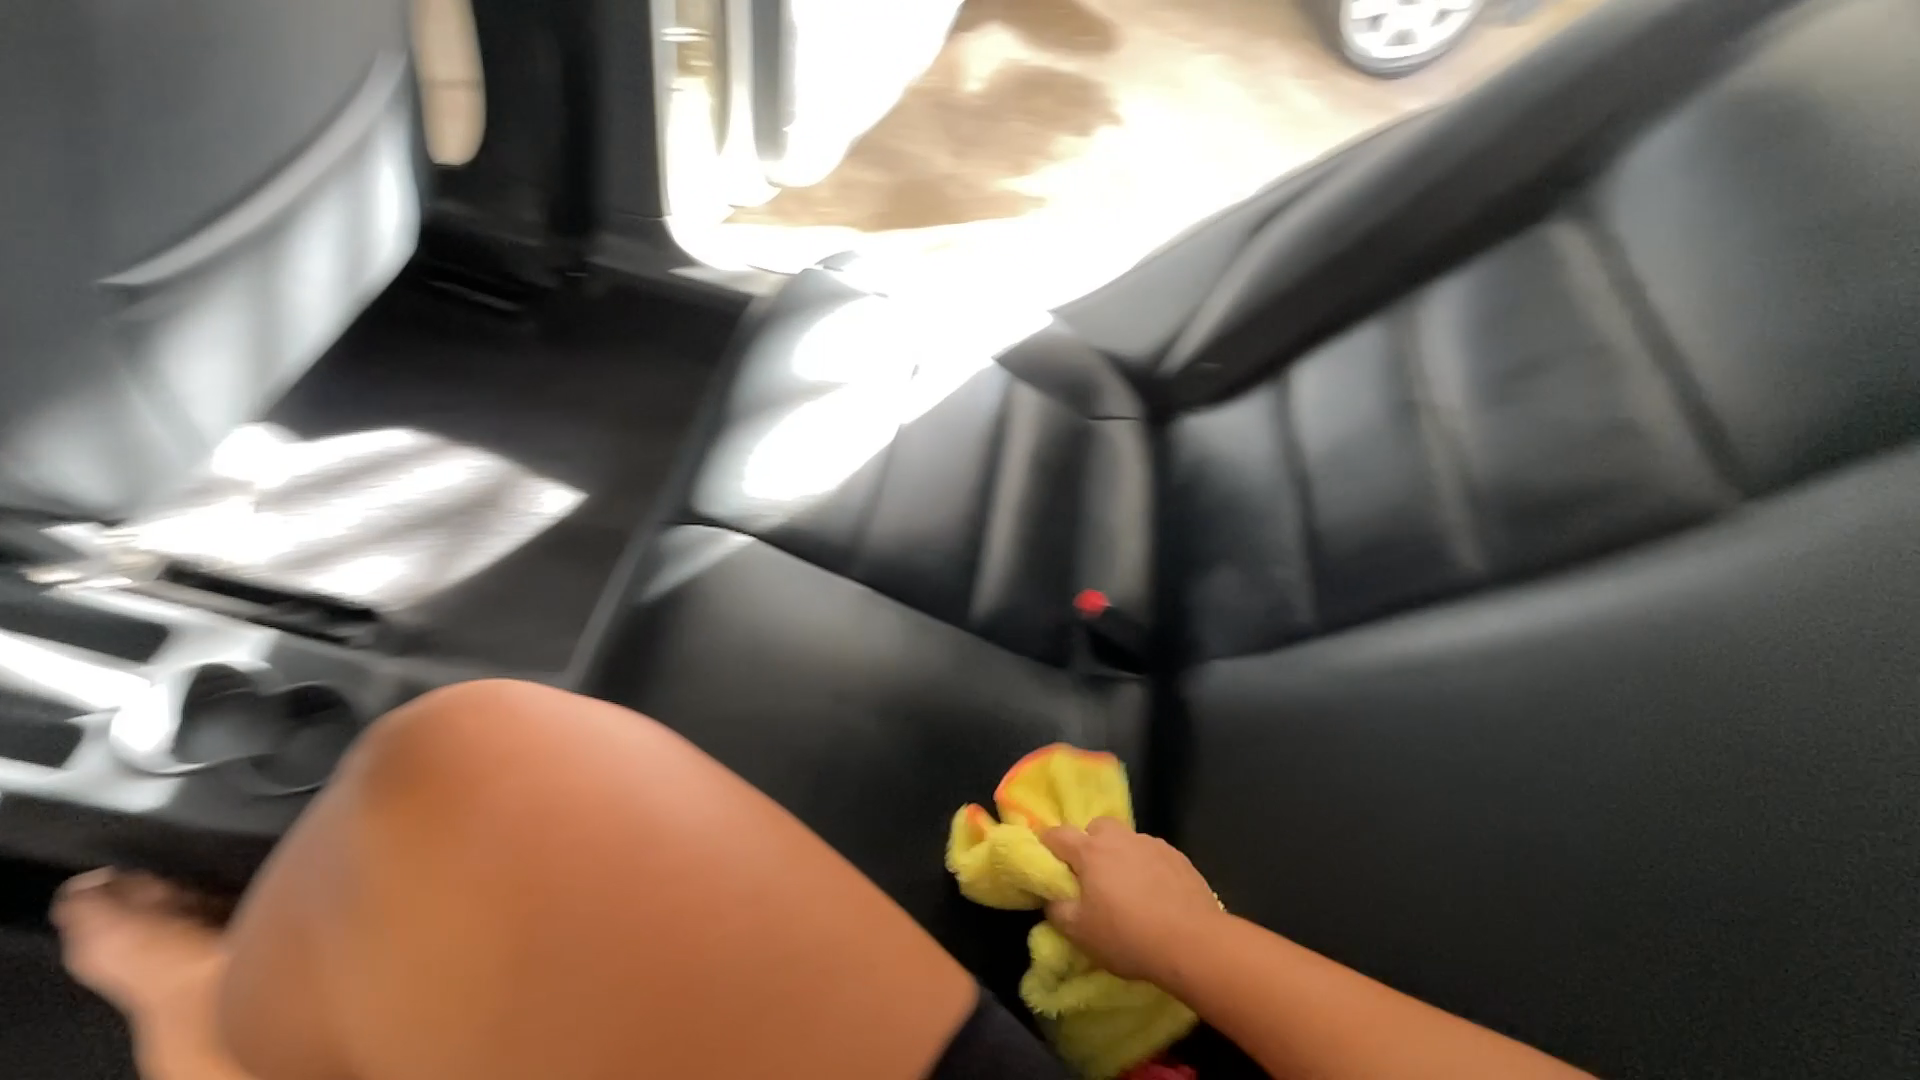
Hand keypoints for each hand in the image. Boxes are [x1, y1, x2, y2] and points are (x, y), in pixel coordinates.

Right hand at [1041, 818, 1220, 982]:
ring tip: (1127, 887)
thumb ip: (1058, 910)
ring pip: (1127, 839)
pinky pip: (1153, 854)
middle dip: (1089, 843)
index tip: (1048, 860)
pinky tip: (1154, 893)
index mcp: (1090, 852)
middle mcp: (1120, 839)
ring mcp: (1152, 845)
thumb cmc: (1127, 936)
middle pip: (1096, 827)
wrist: (1192, 942)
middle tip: (1091, 875)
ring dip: (1121, 854)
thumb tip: (1053, 898)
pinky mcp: (1178, 857)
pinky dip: (1147, 866)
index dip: (1048, 845)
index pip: (1059, 835)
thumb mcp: (1080, 933)